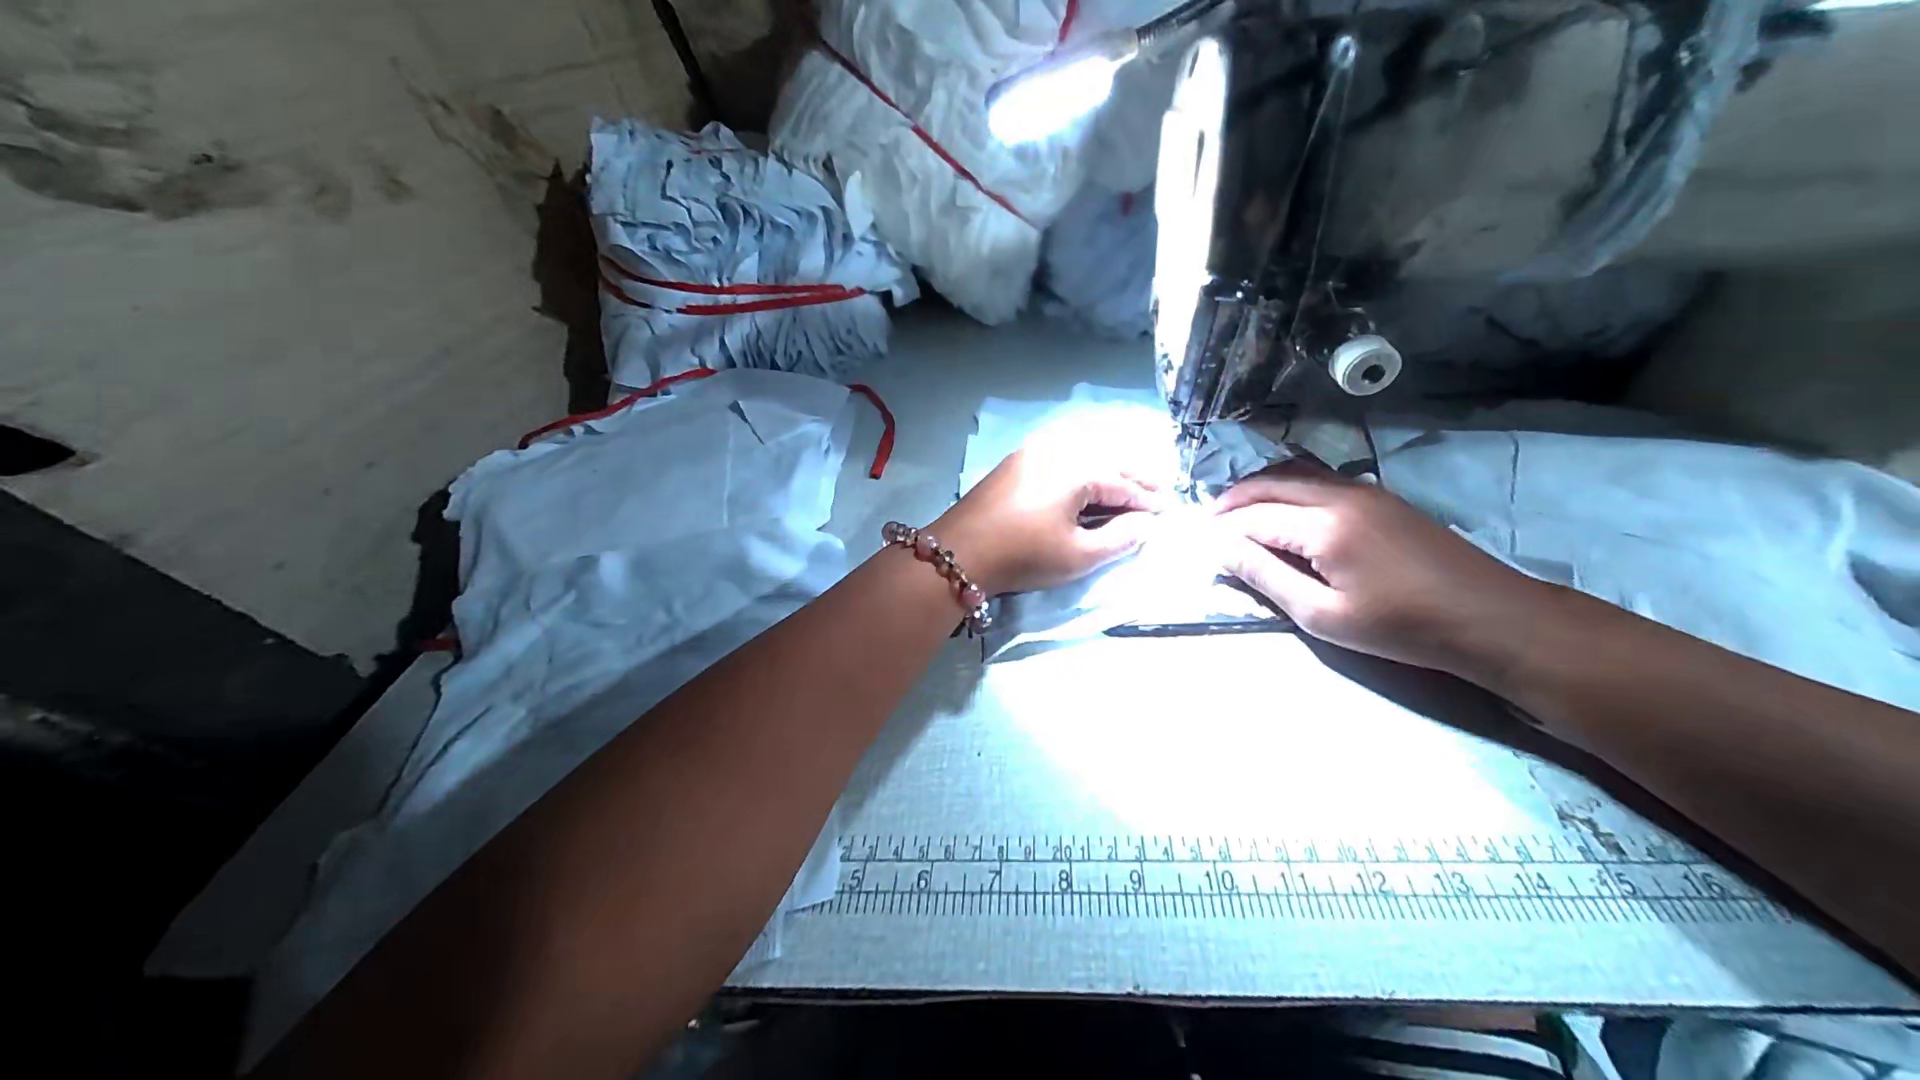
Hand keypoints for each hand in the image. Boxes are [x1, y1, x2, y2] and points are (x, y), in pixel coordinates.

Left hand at [932, 446, 1169, 595]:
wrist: (960, 552)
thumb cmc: (1024, 555)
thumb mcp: (1078, 555)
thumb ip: (1120, 538)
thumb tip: (1146, 523)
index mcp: (1078, 469)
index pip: (1123, 484)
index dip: (1147, 500)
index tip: (1167, 510)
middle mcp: (1058, 450)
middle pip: (1106, 461)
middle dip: (1133, 477)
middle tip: (1158, 490)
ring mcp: (1032, 452)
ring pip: (1084, 454)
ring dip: (1109, 469)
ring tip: (1127, 485)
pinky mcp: (1015, 462)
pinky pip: (1061, 455)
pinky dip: (1083, 466)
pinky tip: (1089, 477)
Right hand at [1213, 460, 1555, 676]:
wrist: (1489, 616)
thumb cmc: (1401, 626)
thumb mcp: (1322, 615)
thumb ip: (1266, 577)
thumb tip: (1221, 549)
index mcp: (1324, 525)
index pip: (1254, 516)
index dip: (1222, 530)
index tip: (1200, 544)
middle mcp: (1341, 494)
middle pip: (1271, 482)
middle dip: (1234, 498)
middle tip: (1208, 521)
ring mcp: (1365, 490)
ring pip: (1296, 472)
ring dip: (1261, 487)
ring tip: (1237, 512)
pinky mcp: (1382, 496)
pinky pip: (1321, 478)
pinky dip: (1289, 486)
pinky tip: (1284, 509)